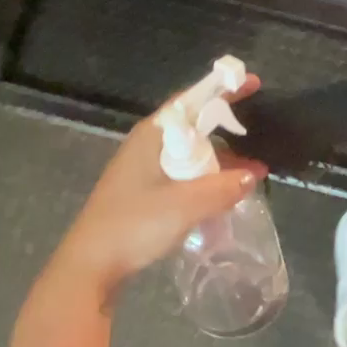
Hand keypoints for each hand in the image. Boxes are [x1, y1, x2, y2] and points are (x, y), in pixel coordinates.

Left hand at [55, 77, 268, 293]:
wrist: (91, 264)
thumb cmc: (133, 225)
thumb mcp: (184, 206)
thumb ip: (221, 188)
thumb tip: (252, 176)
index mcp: (153, 137)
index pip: (191, 101)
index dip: (221, 89)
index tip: (250, 82)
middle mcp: (147, 146)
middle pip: (191, 126)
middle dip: (225, 127)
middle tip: (255, 132)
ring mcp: (143, 169)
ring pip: (189, 153)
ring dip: (219, 159)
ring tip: (252, 171)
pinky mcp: (143, 192)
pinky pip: (182, 174)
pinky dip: (206, 178)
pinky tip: (224, 194)